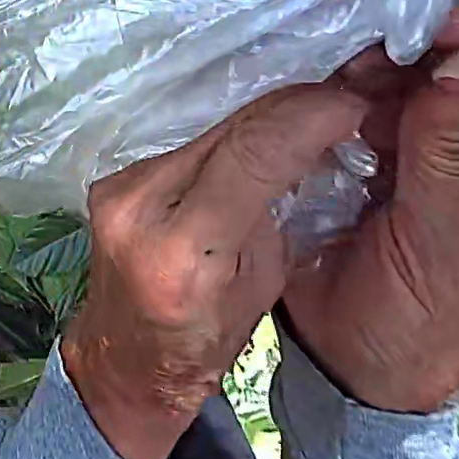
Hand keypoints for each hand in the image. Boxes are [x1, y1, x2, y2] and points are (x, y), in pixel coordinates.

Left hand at [62, 85, 366, 458]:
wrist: (122, 359)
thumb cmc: (204, 341)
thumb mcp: (263, 283)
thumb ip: (272, 209)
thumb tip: (299, 142)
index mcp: (182, 255)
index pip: (251, 158)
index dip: (305, 120)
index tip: (347, 103)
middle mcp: (139, 209)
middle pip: (227, 134)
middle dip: (289, 110)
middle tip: (334, 99)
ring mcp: (117, 188)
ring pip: (206, 132)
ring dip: (259, 121)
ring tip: (302, 115)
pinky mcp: (110, 178)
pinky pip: (183, 144)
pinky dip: (225, 138)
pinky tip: (253, 139)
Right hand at [283, 0, 458, 412]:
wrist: (344, 350)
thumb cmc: (418, 320)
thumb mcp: (445, 248)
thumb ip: (452, 156)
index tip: (458, 46)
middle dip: (456, 34)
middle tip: (410, 19)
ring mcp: (428, 130)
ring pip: (428, 63)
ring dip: (400, 49)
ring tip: (364, 52)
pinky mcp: (375, 130)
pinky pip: (376, 84)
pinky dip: (359, 69)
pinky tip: (343, 71)